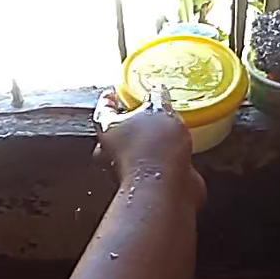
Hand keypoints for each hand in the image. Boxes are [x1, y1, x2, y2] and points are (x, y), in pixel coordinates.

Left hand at [95, 87, 205, 206]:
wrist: (167, 189)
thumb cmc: (155, 146)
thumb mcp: (159, 110)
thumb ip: (157, 97)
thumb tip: (157, 90)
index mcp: (108, 128)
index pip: (103, 108)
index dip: (109, 98)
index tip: (115, 91)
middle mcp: (112, 150)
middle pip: (115, 131)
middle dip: (127, 122)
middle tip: (141, 111)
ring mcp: (129, 168)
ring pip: (134, 148)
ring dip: (147, 139)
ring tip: (165, 126)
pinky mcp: (147, 181)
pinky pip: (151, 162)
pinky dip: (161, 154)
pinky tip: (176, 146)